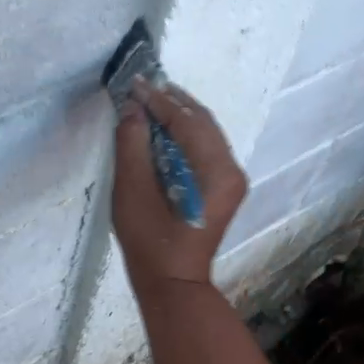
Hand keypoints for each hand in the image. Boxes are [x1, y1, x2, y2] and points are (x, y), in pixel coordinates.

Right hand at [110, 78, 247, 285]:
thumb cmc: (150, 237)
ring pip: (204, 131)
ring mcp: (229, 179)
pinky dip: (182, 131)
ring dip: (177, 113)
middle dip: (170, 100)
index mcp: (215, 170)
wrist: (172, 281)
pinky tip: (160, 128)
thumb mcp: (133, 187)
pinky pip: (204, 145)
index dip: (157, 99)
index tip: (132, 82)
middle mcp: (231, 169)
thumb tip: (132, 108)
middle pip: (201, 121)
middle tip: (139, 87)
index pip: (186, 121)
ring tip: (146, 101)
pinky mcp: (221, 186)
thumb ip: (132, 142)